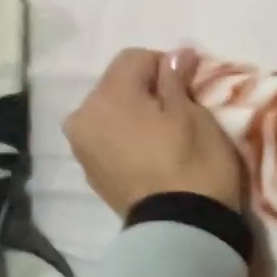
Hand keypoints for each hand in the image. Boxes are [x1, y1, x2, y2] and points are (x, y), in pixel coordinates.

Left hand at [63, 48, 244, 215]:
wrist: (181, 223)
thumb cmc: (194, 161)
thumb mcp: (195, 115)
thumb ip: (176, 81)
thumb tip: (176, 54)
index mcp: (109, 96)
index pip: (134, 58)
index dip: (166, 64)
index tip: (192, 85)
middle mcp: (82, 114)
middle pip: (116, 86)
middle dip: (147, 91)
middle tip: (182, 111)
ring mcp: (81, 144)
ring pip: (110, 113)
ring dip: (135, 115)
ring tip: (166, 135)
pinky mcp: (88, 169)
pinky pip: (108, 139)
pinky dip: (129, 138)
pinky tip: (154, 155)